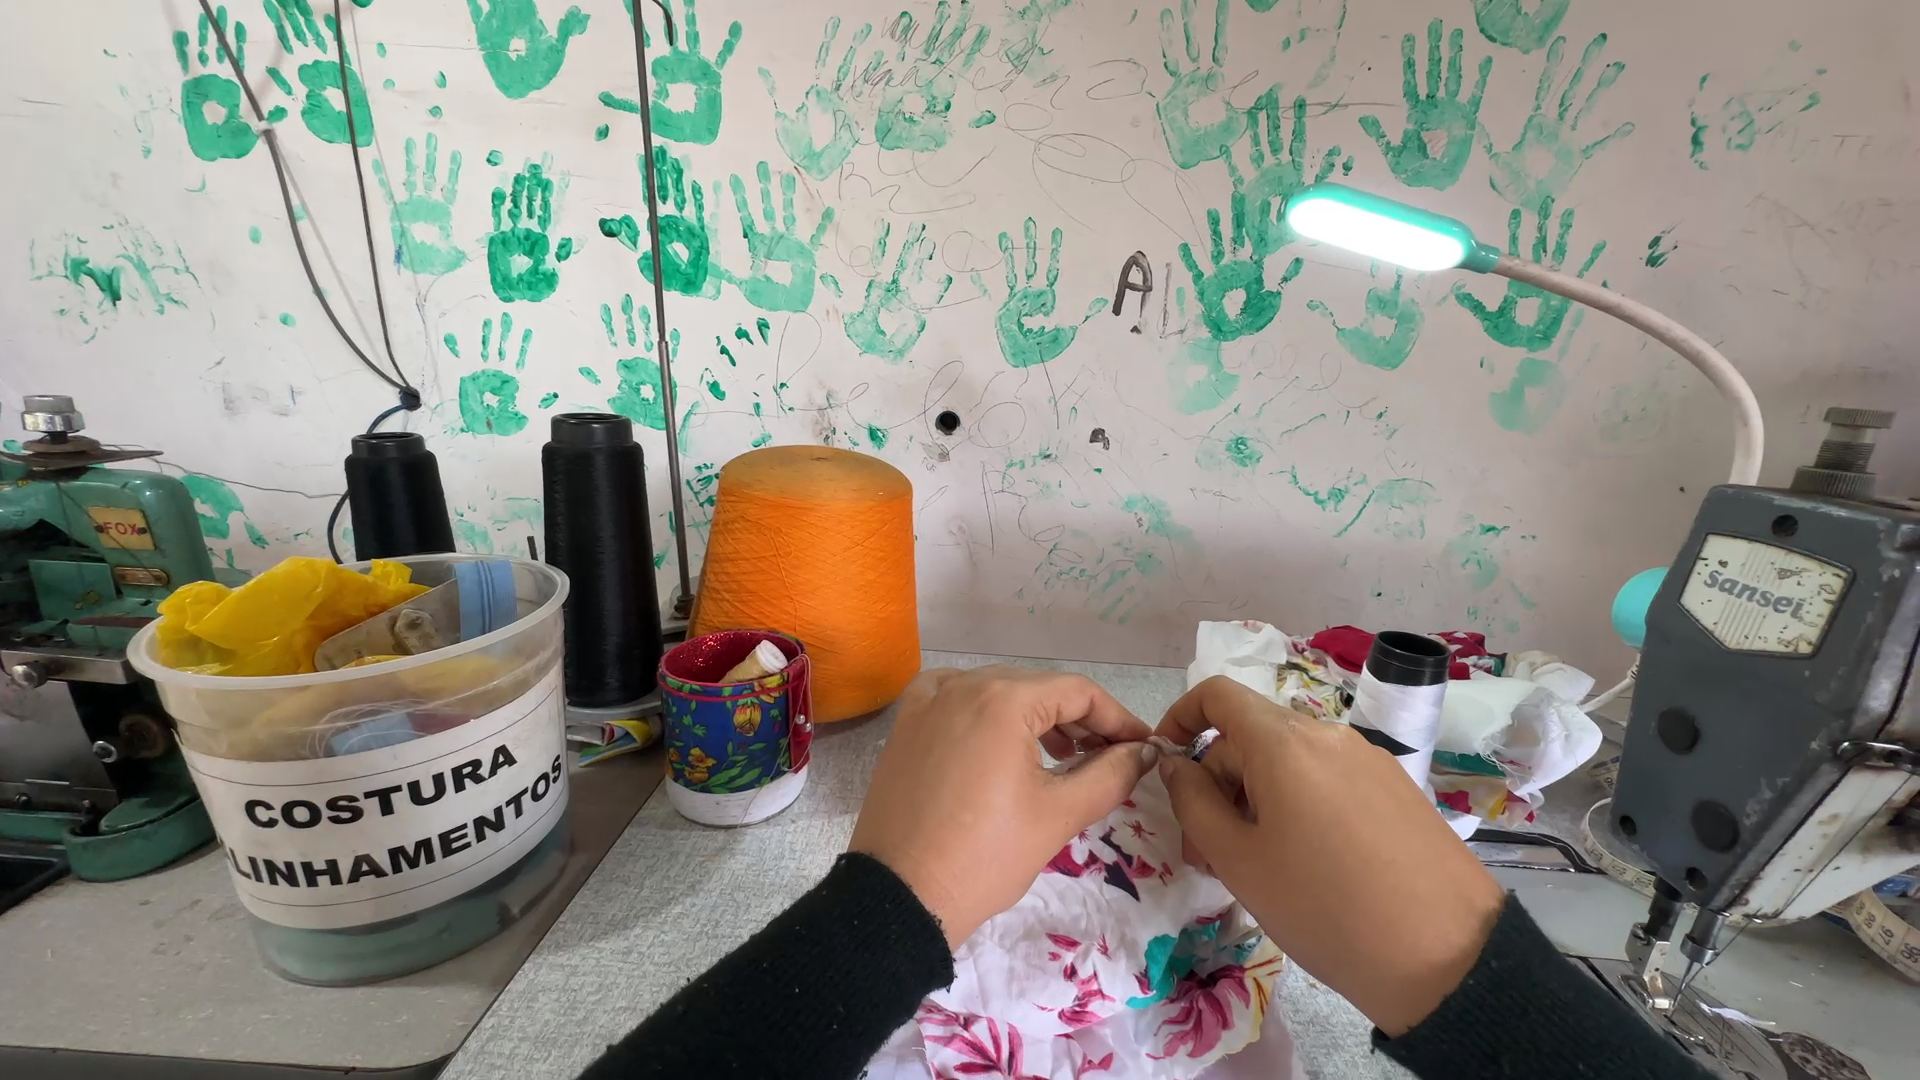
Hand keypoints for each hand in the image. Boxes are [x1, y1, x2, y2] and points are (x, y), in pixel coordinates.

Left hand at [850, 666, 1159, 948]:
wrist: (901, 896)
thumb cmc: (986, 856)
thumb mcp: (1058, 815)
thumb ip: (1110, 774)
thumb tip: (1144, 752)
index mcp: (1003, 699)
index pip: (1078, 692)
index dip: (1118, 719)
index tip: (1142, 748)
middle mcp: (963, 685)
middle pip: (1038, 689)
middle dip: (1079, 720)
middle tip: (1108, 757)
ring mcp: (929, 700)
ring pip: (998, 691)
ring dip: (1035, 717)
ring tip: (1062, 756)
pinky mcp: (906, 722)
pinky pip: (954, 696)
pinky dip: (983, 709)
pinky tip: (996, 735)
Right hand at [1154, 676, 1504, 1036]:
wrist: (1453, 964)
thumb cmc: (1325, 907)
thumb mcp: (1237, 860)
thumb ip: (1192, 801)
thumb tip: (1177, 764)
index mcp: (1283, 741)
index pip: (1217, 694)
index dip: (1181, 717)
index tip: (1167, 762)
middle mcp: (1326, 735)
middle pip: (1250, 737)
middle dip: (1217, 783)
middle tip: (1208, 851)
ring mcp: (1367, 760)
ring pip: (1287, 762)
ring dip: (1254, 799)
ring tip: (1254, 865)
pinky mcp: (1395, 788)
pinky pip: (1325, 779)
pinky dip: (1295, 805)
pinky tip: (1304, 863)